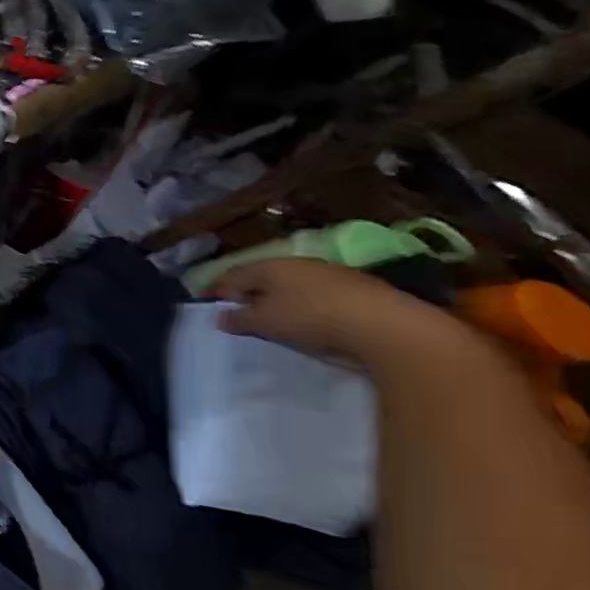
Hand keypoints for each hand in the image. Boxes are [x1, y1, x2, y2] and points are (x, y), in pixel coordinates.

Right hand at [211, 258, 469, 366]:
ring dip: (276, 299)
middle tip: (236, 311)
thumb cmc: (311, 319)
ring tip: (269, 319)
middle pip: (262, 277)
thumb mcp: (265, 323)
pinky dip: (301, 305)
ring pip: (290, 285)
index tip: (206, 303)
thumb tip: (220, 316)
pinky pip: (314, 294)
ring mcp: (328, 273)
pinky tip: (304, 321)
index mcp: (270, 266)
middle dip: (247, 292)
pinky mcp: (353, 288)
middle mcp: (297, 263)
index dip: (217, 289)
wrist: (384, 325)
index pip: (233, 275)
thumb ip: (239, 319)